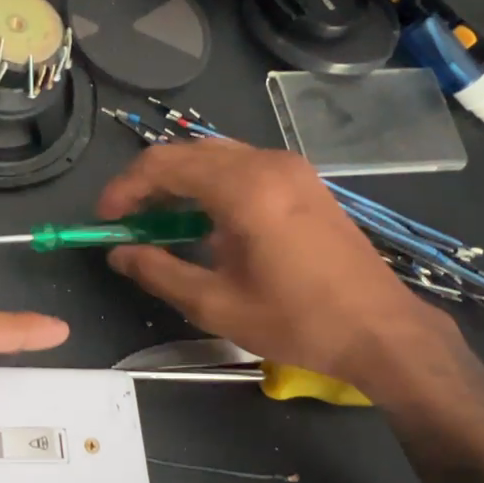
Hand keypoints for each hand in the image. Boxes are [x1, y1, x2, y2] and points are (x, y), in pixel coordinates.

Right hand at [97, 139, 455, 388]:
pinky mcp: (305, 183)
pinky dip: (209, 185)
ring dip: (178, 182)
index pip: (163, 165)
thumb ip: (157, 272)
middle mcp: (267, 164)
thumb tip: (118, 254)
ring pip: (215, 156)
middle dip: (147, 182)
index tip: (104, 219)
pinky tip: (201, 221)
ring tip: (156, 222)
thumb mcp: (214, 303)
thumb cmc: (295, 320)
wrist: (380, 330)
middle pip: (187, 152)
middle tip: (125, 221)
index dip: (124, 188)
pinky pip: (242, 166)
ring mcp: (291, 169)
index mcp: (244, 189)